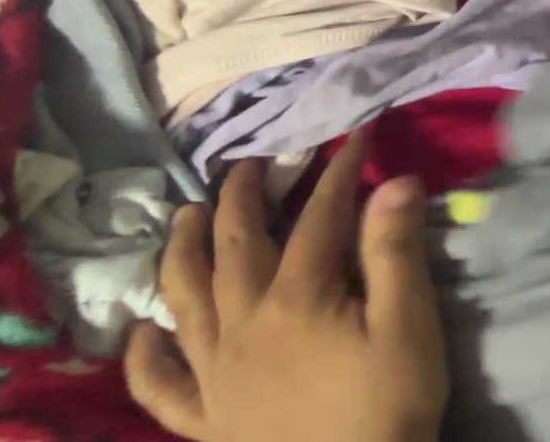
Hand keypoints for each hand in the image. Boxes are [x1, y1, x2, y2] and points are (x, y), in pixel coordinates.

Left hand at [126, 134, 448, 441]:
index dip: (336, 172)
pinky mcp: (207, 415)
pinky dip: (144, 353)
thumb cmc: (390, 394)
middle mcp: (243, 327)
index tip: (356, 135)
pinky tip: (141, 331)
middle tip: (248, 165)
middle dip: (241, 201)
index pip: (316, 218)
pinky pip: (160, 382)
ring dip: (179, 254)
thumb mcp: (408, 317)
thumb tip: (394, 182)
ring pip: (183, 301)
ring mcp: (215, 374)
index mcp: (296, 300)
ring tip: (180, 218)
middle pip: (233, 250)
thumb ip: (395, 249)